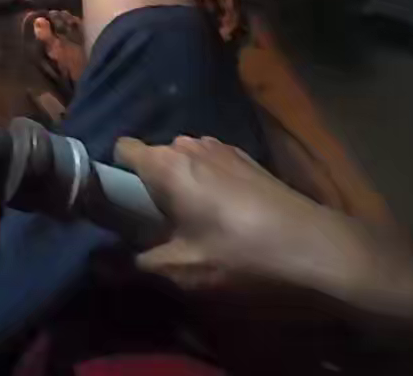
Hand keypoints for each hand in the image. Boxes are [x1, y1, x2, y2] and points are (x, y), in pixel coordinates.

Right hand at [116, 135, 412, 316]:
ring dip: (183, 183)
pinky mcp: (246, 155)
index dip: (115, 174)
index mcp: (165, 163)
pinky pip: (211, 162)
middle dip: (152, 185)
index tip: (123, 206)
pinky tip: (231, 215)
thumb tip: (96, 265)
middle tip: (162, 225)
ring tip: (199, 222)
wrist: (317, 249)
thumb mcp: (182, 271)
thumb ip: (133, 266)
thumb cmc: (240, 257)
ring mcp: (219, 145)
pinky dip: (210, 181)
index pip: (122, 148)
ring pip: (185, 159)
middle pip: (154, 156)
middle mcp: (187, 142)